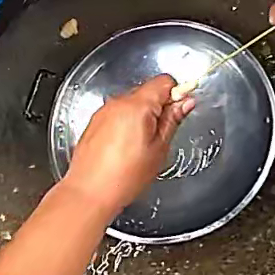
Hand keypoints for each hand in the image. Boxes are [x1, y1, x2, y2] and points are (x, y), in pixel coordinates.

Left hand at [61, 74, 196, 211]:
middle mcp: (118, 102)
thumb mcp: (158, 149)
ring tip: (142, 145)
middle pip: (147, 91)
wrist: (89, 192)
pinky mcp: (95, 121)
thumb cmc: (123, 177)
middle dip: (159, 107)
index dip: (176, 94)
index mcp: (137, 106)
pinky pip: (117, 113)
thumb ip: (172, 120)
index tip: (179, 110)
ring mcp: (104, 111)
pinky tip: (126, 147)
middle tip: (161, 134)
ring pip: (132, 102)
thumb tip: (185, 102)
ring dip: (142, 116)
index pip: (164, 81)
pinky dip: (126, 123)